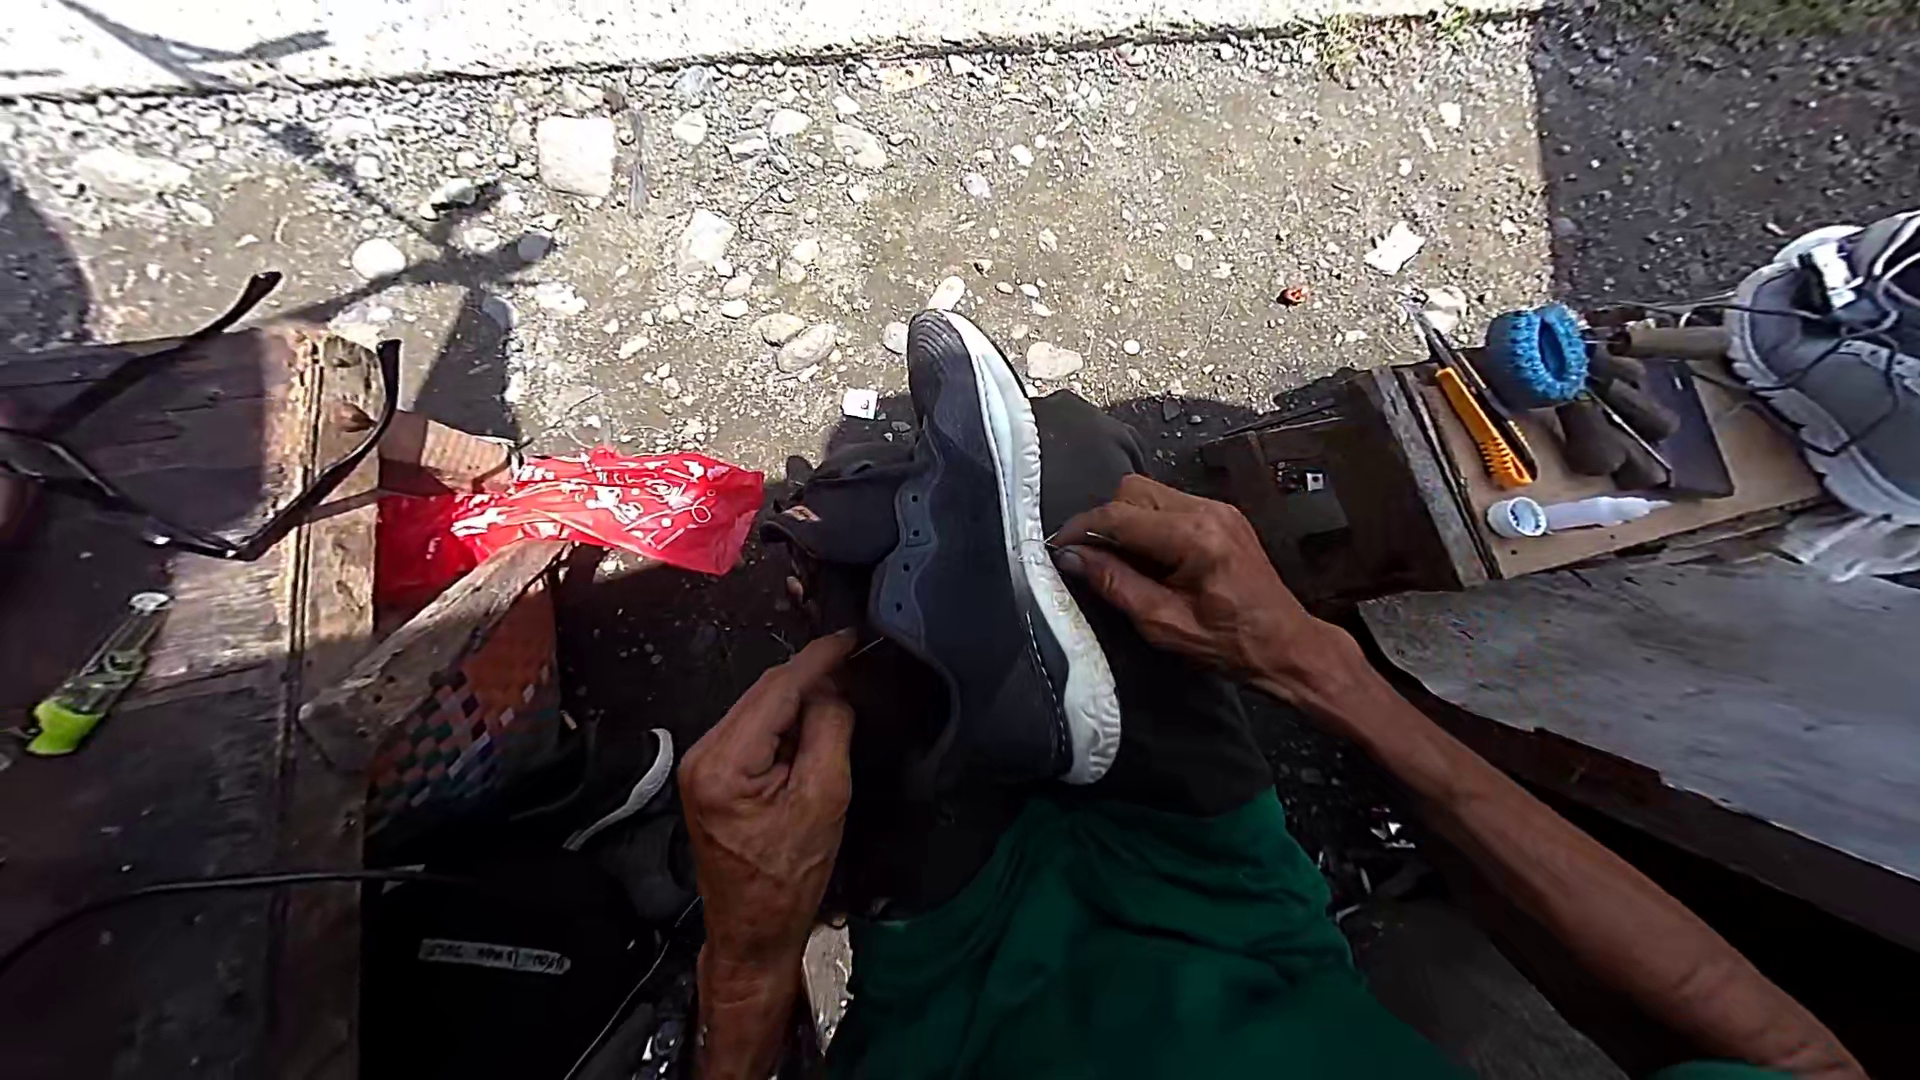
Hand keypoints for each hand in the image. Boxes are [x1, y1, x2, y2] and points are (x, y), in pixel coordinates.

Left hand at [679, 631, 855, 972]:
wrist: (754, 929)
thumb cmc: (787, 879)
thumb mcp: (825, 797)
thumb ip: (830, 728)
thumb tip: (832, 688)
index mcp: (725, 764)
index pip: (778, 687)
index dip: (818, 657)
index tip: (847, 639)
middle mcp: (704, 755)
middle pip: (766, 690)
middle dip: (812, 677)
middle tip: (851, 671)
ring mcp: (704, 761)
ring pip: (762, 704)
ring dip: (801, 700)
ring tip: (836, 711)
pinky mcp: (713, 769)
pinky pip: (757, 725)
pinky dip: (788, 720)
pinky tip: (810, 732)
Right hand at [1053, 475, 1361, 707]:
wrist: (1286, 645)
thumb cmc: (1231, 644)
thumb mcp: (1163, 623)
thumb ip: (1114, 584)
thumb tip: (1074, 557)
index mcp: (1195, 539)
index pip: (1119, 515)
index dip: (1081, 528)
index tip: (1060, 546)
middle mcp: (1207, 512)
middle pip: (1131, 490)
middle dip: (1103, 520)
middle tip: (1092, 557)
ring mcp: (1217, 509)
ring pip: (1147, 492)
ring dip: (1124, 520)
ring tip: (1121, 560)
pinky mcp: (1220, 515)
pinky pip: (1167, 504)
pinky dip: (1145, 523)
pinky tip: (1148, 556)